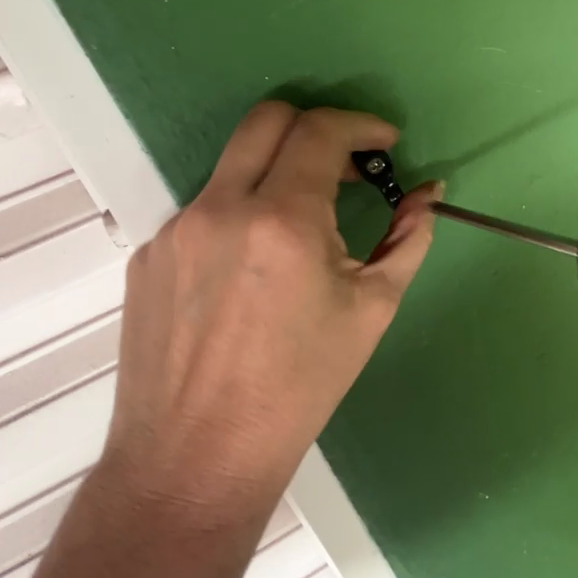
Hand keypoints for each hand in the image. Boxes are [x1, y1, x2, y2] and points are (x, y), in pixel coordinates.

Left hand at [99, 103, 441, 518]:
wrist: (196, 458)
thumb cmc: (301, 386)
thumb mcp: (372, 308)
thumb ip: (407, 237)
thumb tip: (429, 193)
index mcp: (282, 220)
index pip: (320, 130)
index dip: (362, 126)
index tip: (385, 146)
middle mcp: (221, 208)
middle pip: (268, 118)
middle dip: (317, 127)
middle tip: (347, 168)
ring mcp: (176, 230)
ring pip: (234, 165)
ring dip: (279, 174)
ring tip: (305, 229)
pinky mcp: (148, 256)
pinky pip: (205, 209)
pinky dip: (243, 214)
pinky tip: (256, 270)